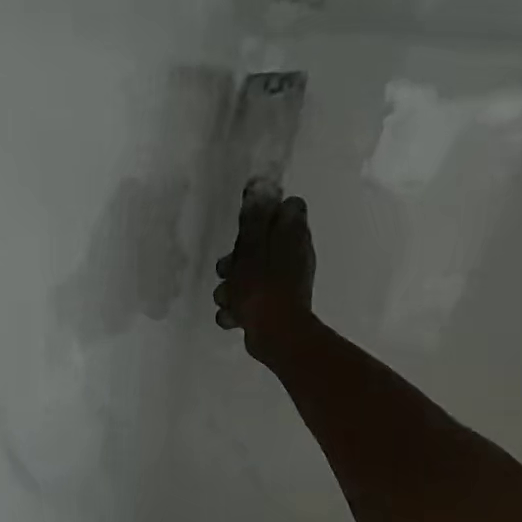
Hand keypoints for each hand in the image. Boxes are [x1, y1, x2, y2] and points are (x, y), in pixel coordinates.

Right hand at [213, 184, 315, 355]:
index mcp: (292, 234)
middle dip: (239, 255)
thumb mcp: (251, 247)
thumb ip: (254, 216)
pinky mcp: (276, 305)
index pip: (288, 206)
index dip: (265, 210)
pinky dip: (240, 307)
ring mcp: (286, 281)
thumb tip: (260, 185)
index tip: (246, 224)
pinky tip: (234, 316)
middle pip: (263, 241)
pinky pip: (252, 297)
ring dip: (233, 285)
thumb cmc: (262, 287)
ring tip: (228, 297)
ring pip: (252, 271)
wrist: (276, 336)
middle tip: (228, 267)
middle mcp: (294, 254)